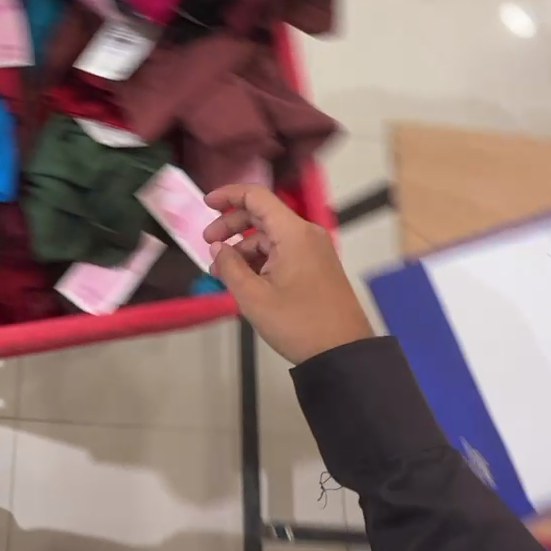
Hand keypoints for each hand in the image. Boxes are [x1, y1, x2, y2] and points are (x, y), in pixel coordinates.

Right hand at [203, 184, 373, 364]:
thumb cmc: (297, 323)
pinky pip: (282, 252)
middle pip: (261, 215)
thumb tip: (217, 247)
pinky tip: (243, 279)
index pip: (256, 197)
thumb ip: (229, 266)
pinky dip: (260, 259)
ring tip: (221, 271)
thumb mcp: (253, 297)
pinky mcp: (317, 267)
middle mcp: (306, 234)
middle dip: (230, 226)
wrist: (344, 355)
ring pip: (270, 237)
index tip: (205, 204)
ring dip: (243, 248)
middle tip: (207, 244)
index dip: (228, 195)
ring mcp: (314, 251)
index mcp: (293, 233)